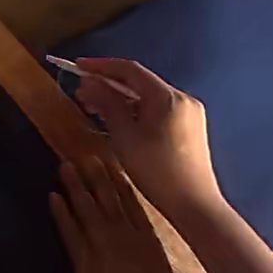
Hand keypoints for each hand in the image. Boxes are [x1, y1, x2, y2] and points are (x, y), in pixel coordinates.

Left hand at [50, 157, 188, 272]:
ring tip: (64, 165)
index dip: (124, 188)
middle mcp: (132, 246)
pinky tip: (52, 195)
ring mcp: (106, 252)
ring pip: (89, 210)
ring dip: (75, 186)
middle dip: (97, 177)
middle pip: (111, 203)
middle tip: (85, 155)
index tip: (114, 167)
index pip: (138, 212)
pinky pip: (69, 230)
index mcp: (158, 256)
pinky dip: (60, 212)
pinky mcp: (82, 264)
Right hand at [72, 59, 220, 218]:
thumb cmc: (156, 170)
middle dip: (108, 84)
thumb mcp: (124, 135)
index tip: (77, 66)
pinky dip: (134, 109)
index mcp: (167, 97)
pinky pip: (156, 108)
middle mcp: (181, 98)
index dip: (101, 66)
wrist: (195, 206)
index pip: (130, 69)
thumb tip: (89, 82)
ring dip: (120, 98)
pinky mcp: (189, 127)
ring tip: (94, 107)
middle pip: (139, 81)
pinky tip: (117, 120)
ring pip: (147, 96)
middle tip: (82, 93)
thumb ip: (107, 103)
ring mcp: (188, 113)